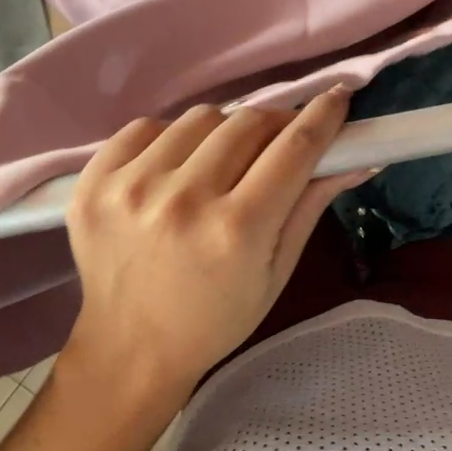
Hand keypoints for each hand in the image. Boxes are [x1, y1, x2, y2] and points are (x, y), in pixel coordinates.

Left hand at [63, 88, 374, 387]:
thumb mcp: (278, 270)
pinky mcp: (93, 183)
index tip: (337, 99)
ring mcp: (131, 188)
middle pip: (248, 122)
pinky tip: (175, 171)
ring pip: (200, 118)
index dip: (322, 116)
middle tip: (278, 144)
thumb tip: (358, 157)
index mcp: (237, 229)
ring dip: (223, 133)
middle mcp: (184, 200)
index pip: (294, 147)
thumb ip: (312, 204)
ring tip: (220, 165)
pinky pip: (145, 127)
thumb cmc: (218, 319)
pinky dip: (170, 140)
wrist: (131, 351)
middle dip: (274, 126)